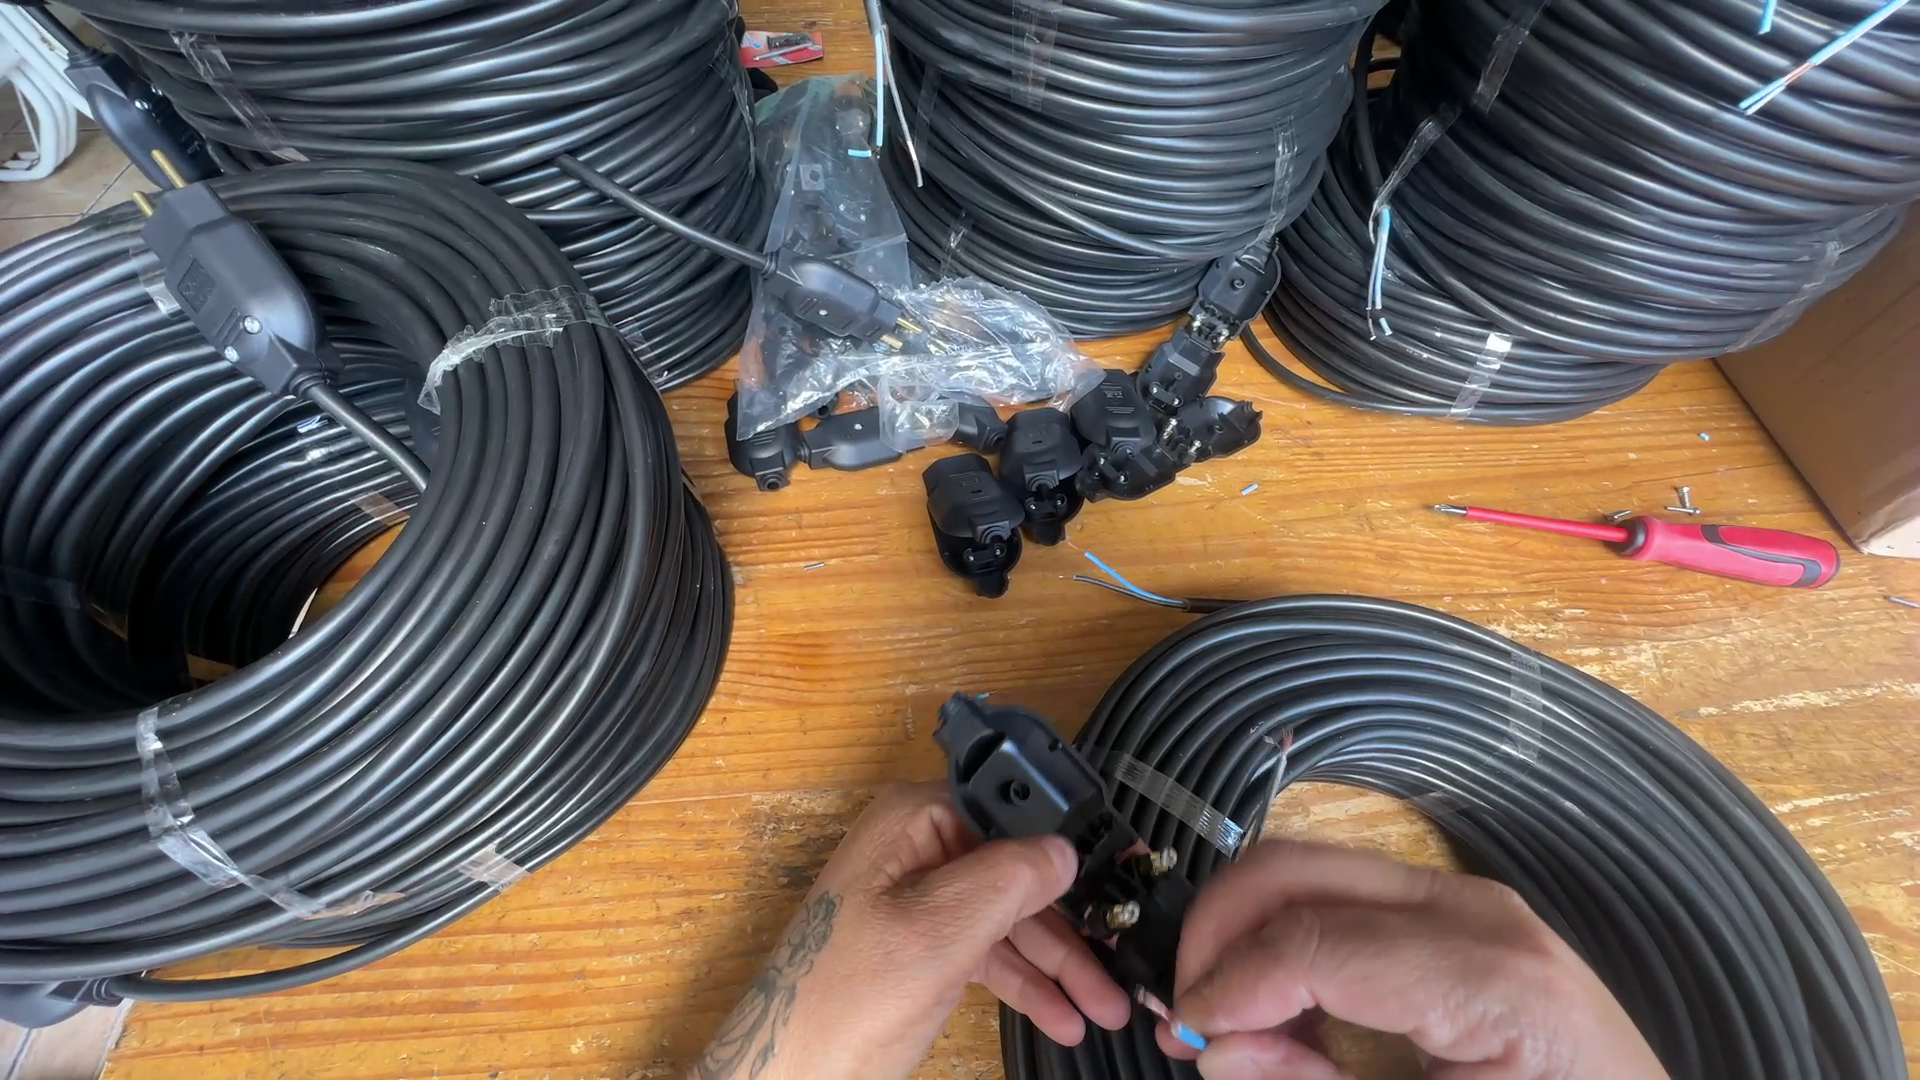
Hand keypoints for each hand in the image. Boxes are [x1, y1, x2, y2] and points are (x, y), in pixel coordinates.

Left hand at [689, 782, 1129, 1079]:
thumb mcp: (938, 932)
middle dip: (1067, 924)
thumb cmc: (853, 995)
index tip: (1118, 874)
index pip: (1006, 811)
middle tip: (1122, 960)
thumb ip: (1007, 880)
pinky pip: (986, 948)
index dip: (1063, 843)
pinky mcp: (922, 940)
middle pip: (1013, 870)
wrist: (790, 1076)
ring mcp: (921, 895)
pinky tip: (1063, 1016)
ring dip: (1055, 963)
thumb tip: (1064, 849)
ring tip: (1107, 1008)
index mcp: (915, 818)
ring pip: (1006, 916)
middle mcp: (921, 845)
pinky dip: (1023, 980)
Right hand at [1160, 841, 1667, 1079]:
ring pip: (1301, 867)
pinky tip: (1274, 1001)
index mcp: (1490, 975)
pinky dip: (1279, 933)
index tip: (1184, 1031)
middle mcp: (1469, 905)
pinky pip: (1329, 893)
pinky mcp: (1442, 903)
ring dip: (1240, 925)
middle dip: (1218, 927)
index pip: (1315, 943)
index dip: (1232, 983)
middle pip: (1293, 870)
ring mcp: (1457, 894)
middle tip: (1183, 1000)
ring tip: (1217, 1001)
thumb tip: (1209, 1050)